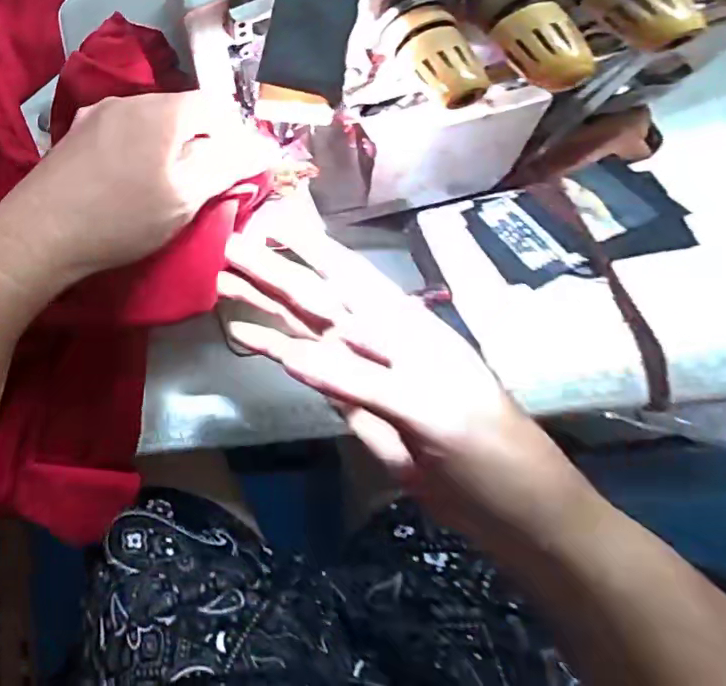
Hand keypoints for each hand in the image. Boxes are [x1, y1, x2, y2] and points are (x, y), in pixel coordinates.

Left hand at [0, 92, 273, 296]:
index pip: (216, 106)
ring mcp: (93, 115)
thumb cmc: (121, 217)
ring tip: (160, 187)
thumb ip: (229, 165)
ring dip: (164, 147)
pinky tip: (123, 182)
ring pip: (147, 122)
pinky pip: (118, 133)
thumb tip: (262, 145)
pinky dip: (133, 151)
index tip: (231, 173)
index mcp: (162, 109)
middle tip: (199, 185)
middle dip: (198, 142)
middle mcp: (127, 100)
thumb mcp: (186, 197)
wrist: (37, 233)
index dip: (232, 137)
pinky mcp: (72, 135)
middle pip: (180, 111)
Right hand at [217, 201, 598, 550]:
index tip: (268, 217)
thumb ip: (362, 380)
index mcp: (398, 322)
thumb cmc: (487, 446)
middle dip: (268, 267)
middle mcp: (369, 333)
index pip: (345, 271)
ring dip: (260, 300)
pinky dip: (268, 347)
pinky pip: (297, 362)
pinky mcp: (342, 395)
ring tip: (217, 280)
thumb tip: (295, 356)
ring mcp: (352, 363)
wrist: (509, 508)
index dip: (308, 243)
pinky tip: (237, 331)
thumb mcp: (432, 410)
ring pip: (297, 321)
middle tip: (223, 245)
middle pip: (309, 292)